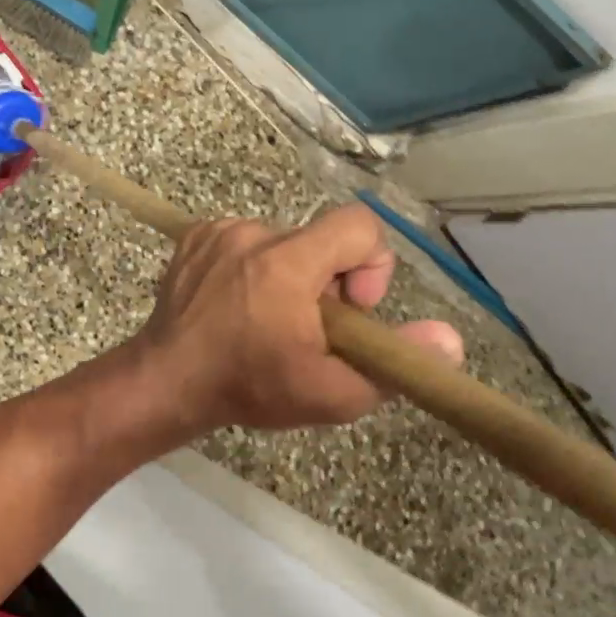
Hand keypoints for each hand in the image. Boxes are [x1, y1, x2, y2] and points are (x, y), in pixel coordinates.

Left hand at [130, 203, 464, 437]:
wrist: (167, 378)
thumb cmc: (249, 385)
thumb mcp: (333, 392)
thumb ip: (396, 363)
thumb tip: (448, 337)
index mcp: (285, 262)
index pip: (358, 224)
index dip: (372, 264)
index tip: (353, 308)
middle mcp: (250, 234)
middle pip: (318, 240)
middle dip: (327, 280)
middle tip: (305, 327)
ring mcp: (215, 232)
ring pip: (280, 242)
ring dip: (287, 275)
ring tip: (266, 320)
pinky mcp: (192, 237)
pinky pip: (244, 242)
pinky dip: (252, 267)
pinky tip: (237, 304)